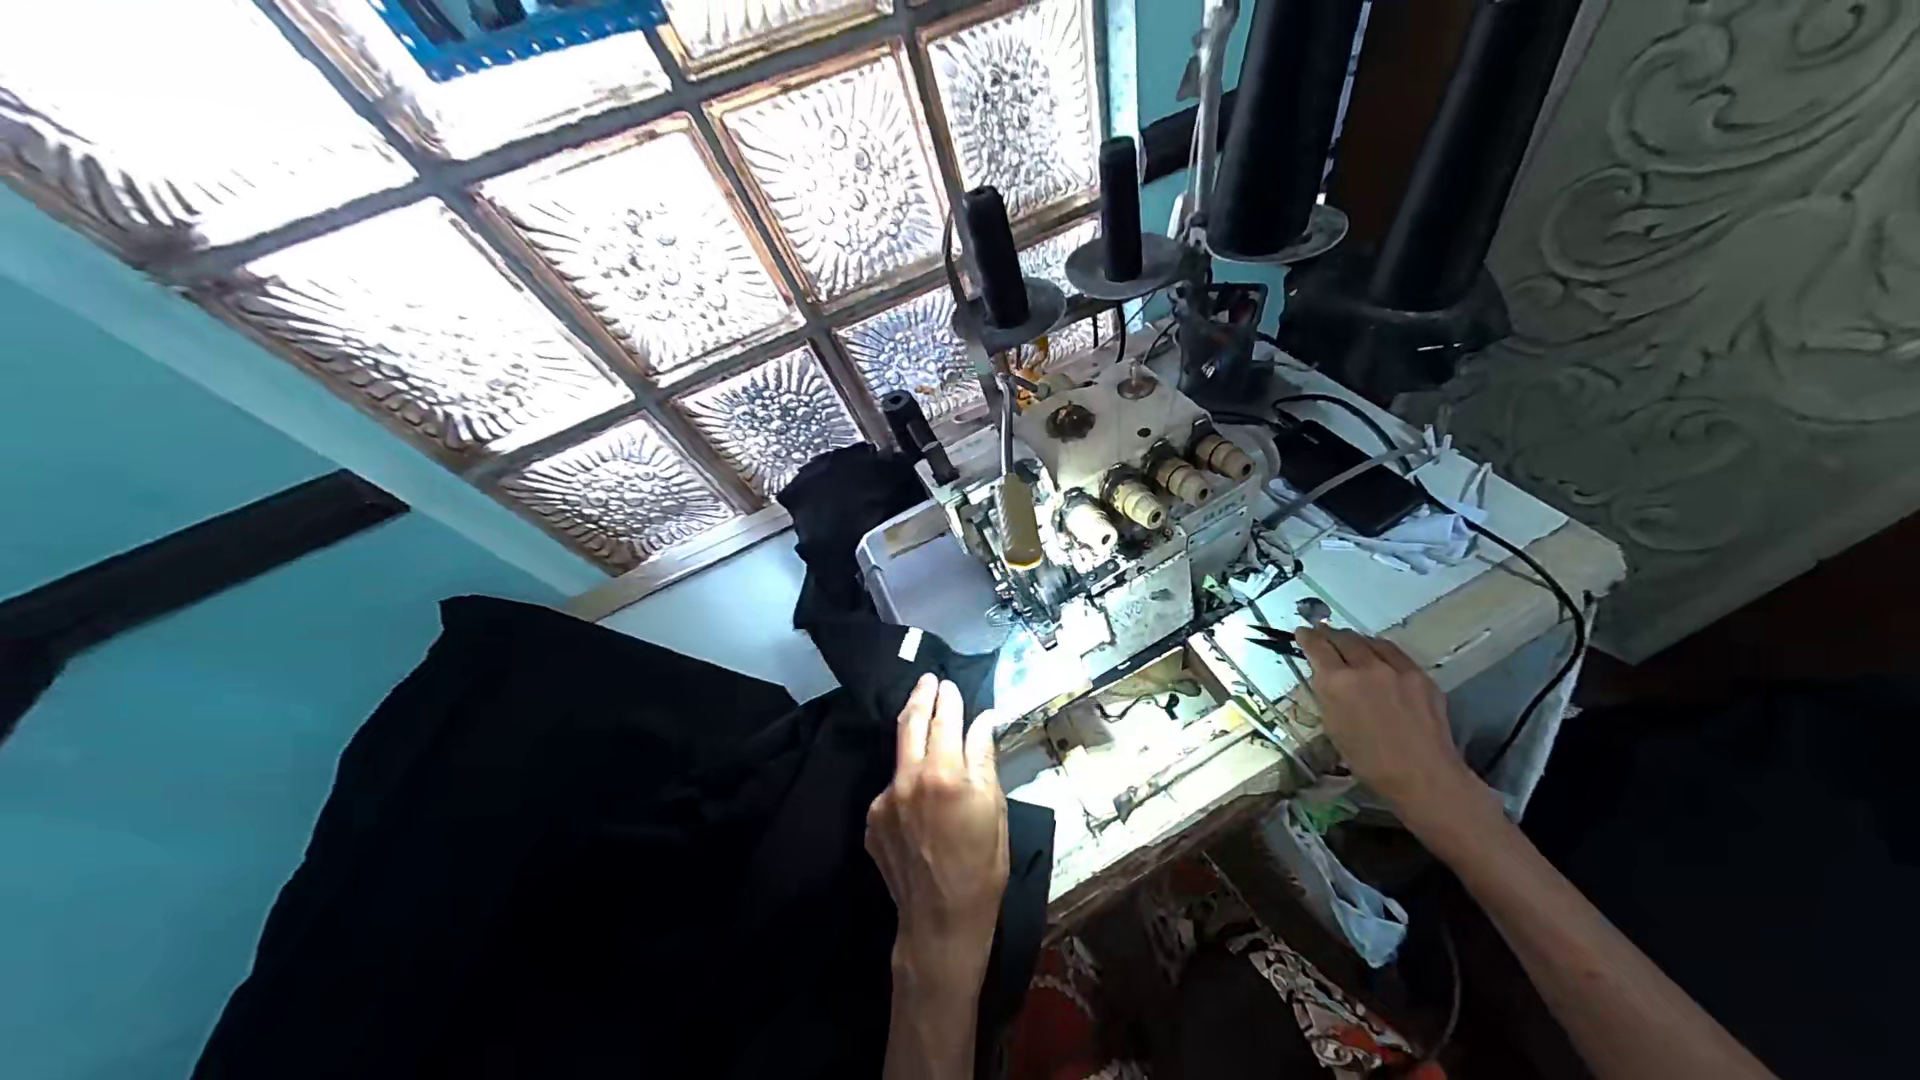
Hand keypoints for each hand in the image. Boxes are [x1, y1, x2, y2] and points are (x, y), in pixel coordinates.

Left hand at [866, 674, 1008, 994]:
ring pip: (900, 755)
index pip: (944, 720)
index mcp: (943, 774)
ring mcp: (884, 800)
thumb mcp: (994, 808)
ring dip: (914, 736)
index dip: (948, 698)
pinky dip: (908, 779)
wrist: (940, 922)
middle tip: (928, 679)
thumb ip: (983, 758)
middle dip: (920, 697)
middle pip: (911, 724)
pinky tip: (922, 793)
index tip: (950, 683)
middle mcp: (907, 779)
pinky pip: (893, 787)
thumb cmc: (982, 866)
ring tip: (926, 722)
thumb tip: (983, 720)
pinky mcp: (872, 819)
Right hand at [1294, 627, 1480, 818]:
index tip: (1302, 632)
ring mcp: (1397, 669)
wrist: (1423, 775)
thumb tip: (1326, 676)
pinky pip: (1395, 653)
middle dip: (1330, 634)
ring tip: (1350, 642)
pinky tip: (1379, 656)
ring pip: (1371, 641)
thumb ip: (1327, 693)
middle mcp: (1366, 668)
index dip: (1307, 637)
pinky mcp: (1421, 675)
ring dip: (1356, 640)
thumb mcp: (1332, 724)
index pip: (1317, 647)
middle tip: (1323, 633)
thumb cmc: (1368, 760)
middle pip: (1344, 638)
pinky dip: (1380, 650)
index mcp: (1337, 682)